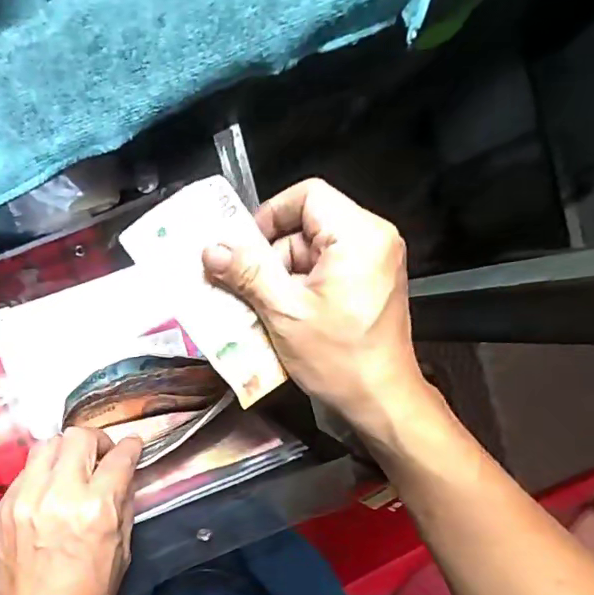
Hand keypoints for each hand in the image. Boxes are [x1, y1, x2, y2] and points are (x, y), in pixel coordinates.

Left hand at [0, 427, 142, 594]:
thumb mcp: (122, 552)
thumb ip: (124, 506)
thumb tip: (124, 476)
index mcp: (94, 510)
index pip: (117, 458)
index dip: (130, 447)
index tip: (134, 446)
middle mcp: (57, 495)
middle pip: (77, 437)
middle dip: (97, 440)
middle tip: (103, 455)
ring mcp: (24, 499)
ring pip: (46, 445)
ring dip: (67, 450)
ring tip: (74, 468)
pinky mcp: (3, 507)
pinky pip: (26, 471)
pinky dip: (43, 472)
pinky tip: (51, 491)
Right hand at [200, 178, 430, 433]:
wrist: (381, 399)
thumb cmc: (341, 360)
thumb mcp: (285, 313)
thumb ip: (248, 275)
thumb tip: (213, 250)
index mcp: (358, 236)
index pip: (306, 195)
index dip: (269, 216)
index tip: (245, 249)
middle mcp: (374, 239)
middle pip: (308, 226)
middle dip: (273, 257)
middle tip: (250, 290)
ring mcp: (375, 262)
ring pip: (314, 251)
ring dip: (284, 278)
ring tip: (268, 311)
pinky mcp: (371, 283)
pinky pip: (327, 270)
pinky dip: (302, 288)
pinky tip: (286, 317)